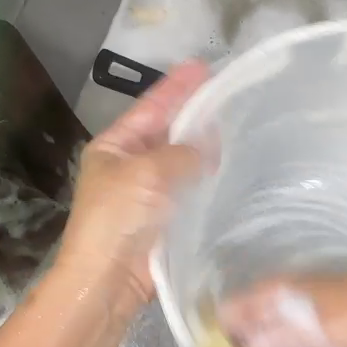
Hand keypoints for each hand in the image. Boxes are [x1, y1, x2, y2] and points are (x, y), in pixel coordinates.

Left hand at [55, 62, 207, 305]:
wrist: (109, 279)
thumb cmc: (118, 218)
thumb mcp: (147, 172)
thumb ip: (181, 153)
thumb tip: (206, 147)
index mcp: (114, 148)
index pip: (149, 109)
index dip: (176, 88)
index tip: (202, 66)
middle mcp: (129, 168)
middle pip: (167, 135)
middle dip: (194, 117)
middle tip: (229, 97)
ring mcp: (147, 197)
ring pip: (181, 165)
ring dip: (204, 151)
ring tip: (237, 130)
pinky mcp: (163, 223)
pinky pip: (188, 195)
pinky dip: (206, 183)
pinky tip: (230, 173)